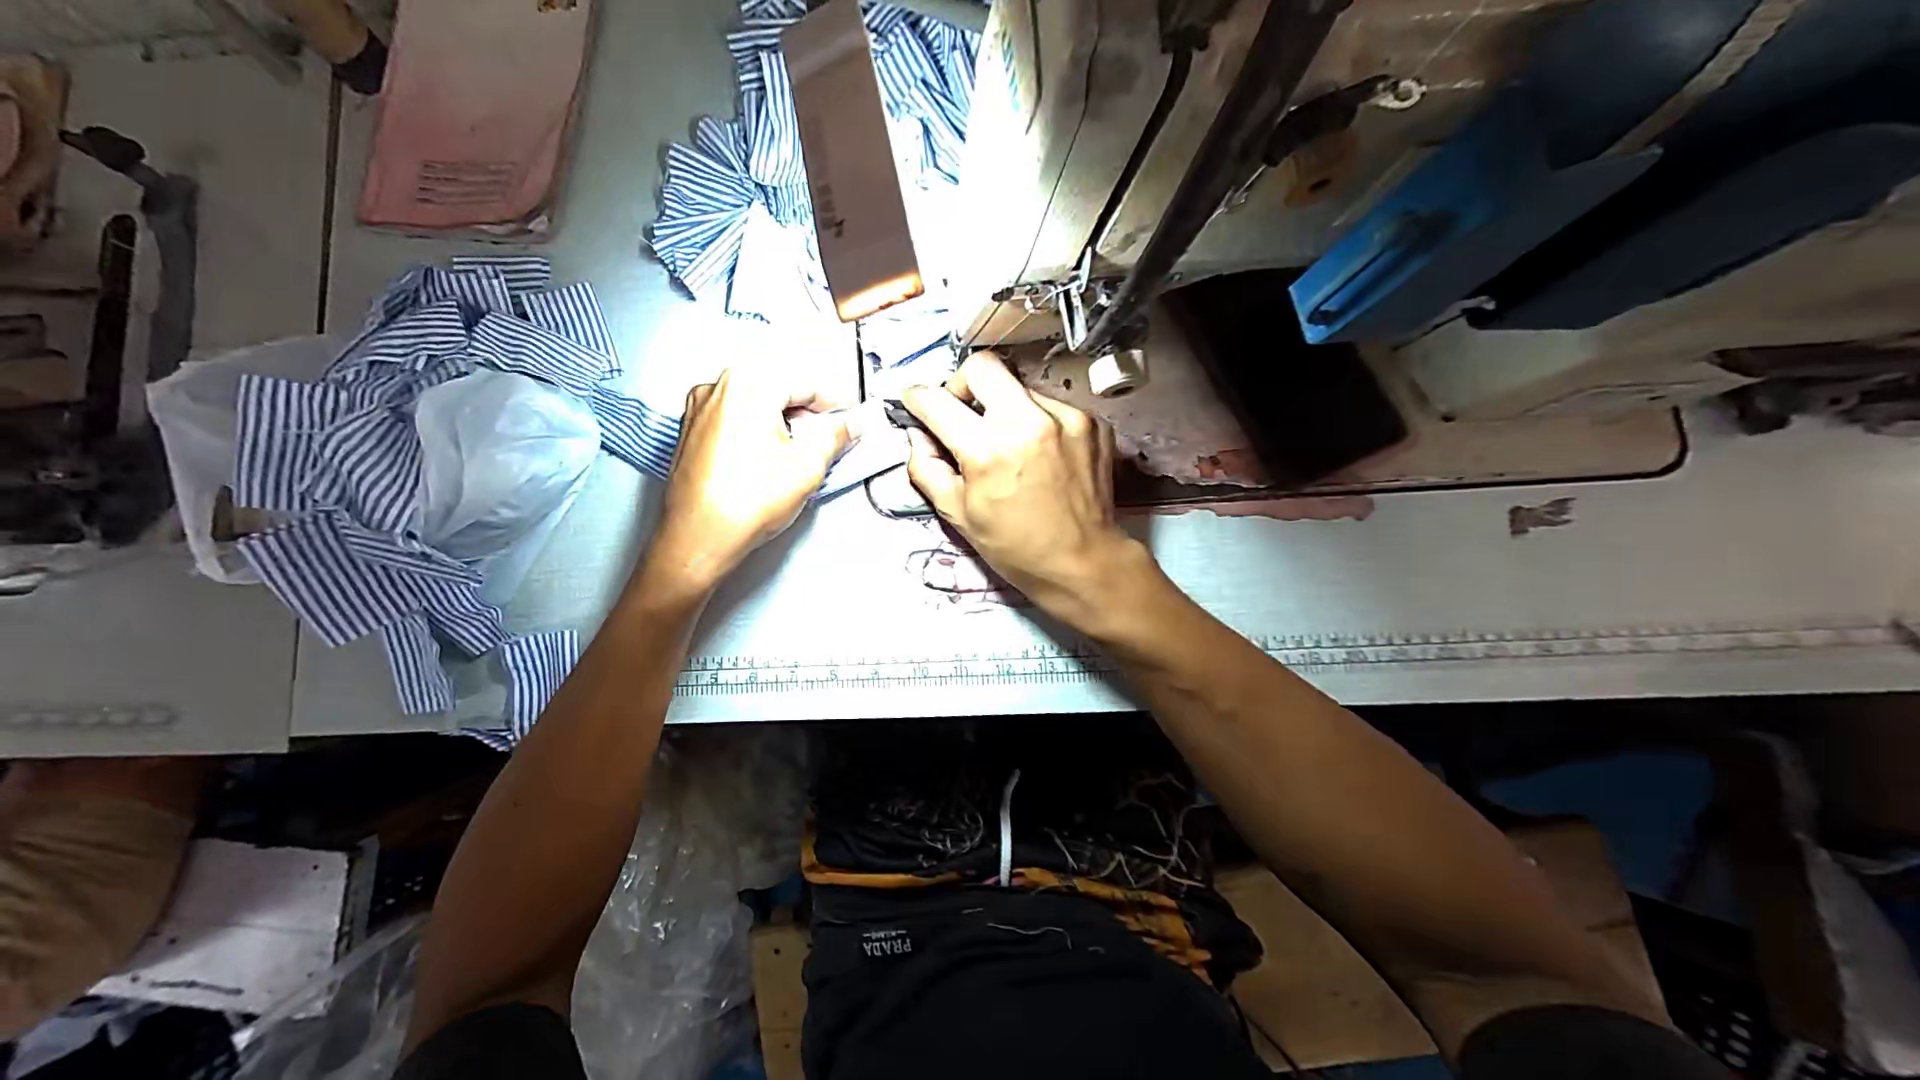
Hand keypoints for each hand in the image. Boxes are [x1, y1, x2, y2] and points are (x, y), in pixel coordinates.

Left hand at [644, 368, 848, 595]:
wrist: (699, 538)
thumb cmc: (741, 504)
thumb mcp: (808, 465)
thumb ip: (836, 435)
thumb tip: (850, 424)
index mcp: (748, 384)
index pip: (805, 382)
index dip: (832, 404)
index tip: (845, 419)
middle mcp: (718, 389)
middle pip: (778, 389)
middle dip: (805, 414)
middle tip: (825, 440)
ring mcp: (699, 410)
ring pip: (754, 405)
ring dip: (780, 424)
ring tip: (794, 458)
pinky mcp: (691, 433)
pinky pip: (734, 421)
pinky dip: (755, 434)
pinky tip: (766, 465)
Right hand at [902, 351, 1143, 621]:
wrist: (1083, 563)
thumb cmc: (1016, 548)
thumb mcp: (958, 514)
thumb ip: (927, 468)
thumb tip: (918, 435)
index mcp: (989, 450)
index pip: (938, 401)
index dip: (917, 399)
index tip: (914, 400)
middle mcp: (1028, 423)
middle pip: (982, 366)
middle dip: (961, 383)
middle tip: (960, 411)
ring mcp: (1065, 418)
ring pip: (1018, 385)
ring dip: (1002, 406)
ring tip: (1006, 443)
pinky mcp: (1090, 422)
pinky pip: (1049, 404)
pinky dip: (1034, 420)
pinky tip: (1037, 453)